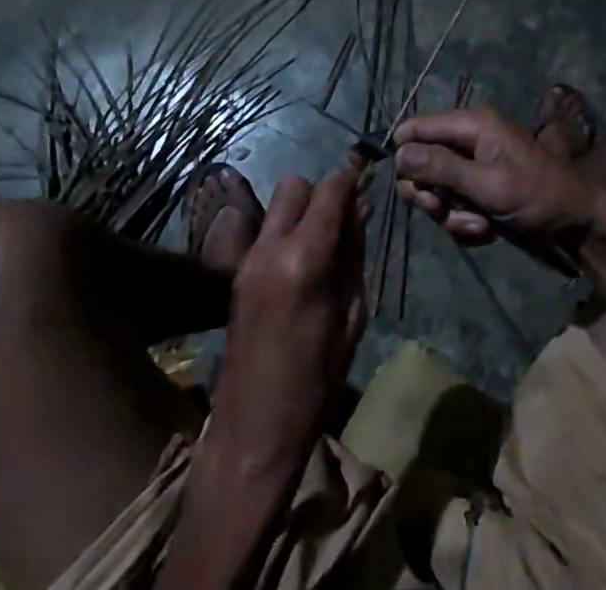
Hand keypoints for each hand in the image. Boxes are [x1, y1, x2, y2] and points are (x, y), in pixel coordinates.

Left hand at [208, 169, 365, 473]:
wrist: (254, 424)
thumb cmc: (318, 380)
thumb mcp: (351, 318)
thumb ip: (353, 256)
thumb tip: (360, 211)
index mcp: (303, 261)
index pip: (328, 193)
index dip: (350, 181)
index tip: (368, 182)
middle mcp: (269, 248)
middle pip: (295, 186)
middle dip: (323, 193)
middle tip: (346, 220)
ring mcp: (247, 259)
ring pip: (276, 204)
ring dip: (302, 209)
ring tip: (326, 242)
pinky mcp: (237, 272)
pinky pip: (265, 230)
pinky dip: (287, 229)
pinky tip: (306, 262)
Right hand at [393, 109, 599, 246]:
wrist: (578, 225)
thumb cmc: (537, 196)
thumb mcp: (487, 184)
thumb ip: (441, 168)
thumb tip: (399, 154)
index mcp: (473, 125)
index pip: (417, 127)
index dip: (405, 154)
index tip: (408, 183)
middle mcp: (469, 141)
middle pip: (421, 162)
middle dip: (429, 192)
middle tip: (441, 209)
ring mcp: (473, 168)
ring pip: (436, 190)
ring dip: (450, 213)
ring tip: (476, 225)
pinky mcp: (478, 191)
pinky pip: (453, 206)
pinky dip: (464, 222)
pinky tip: (485, 231)